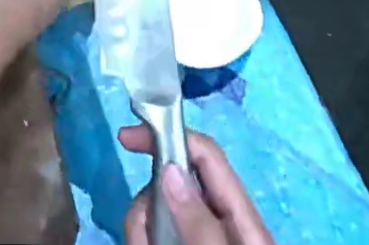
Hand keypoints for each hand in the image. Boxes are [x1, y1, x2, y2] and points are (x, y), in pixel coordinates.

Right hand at [121, 125, 273, 244]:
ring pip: (153, 212)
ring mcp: (194, 236)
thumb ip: (200, 220)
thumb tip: (168, 165)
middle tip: (142, 235)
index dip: (169, 134)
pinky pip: (149, 234)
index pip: (205, 153)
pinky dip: (142, 240)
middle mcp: (216, 218)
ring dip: (142, 230)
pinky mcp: (175, 242)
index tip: (127, 136)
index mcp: (240, 214)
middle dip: (147, 203)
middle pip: (169, 183)